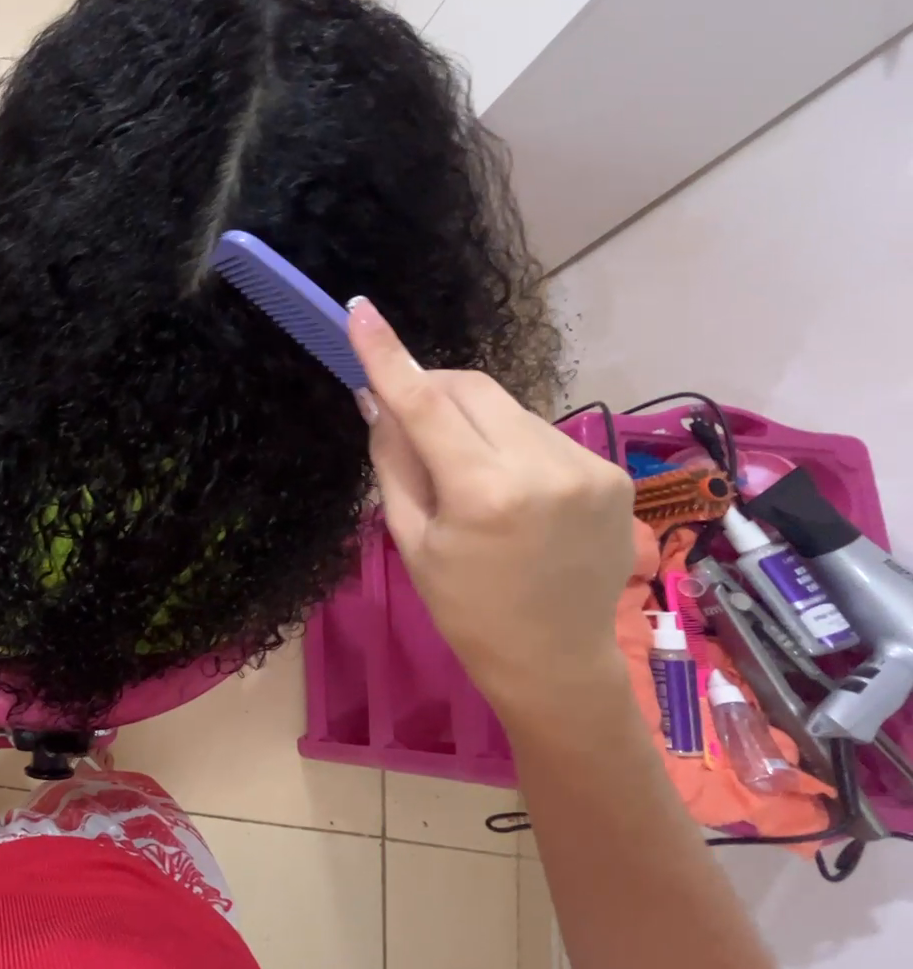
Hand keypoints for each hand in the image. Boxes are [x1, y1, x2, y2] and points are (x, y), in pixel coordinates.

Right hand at [348, 299, 635, 708]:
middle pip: (472, 388)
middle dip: (430, 387)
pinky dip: (502, 439)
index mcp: (486, 492)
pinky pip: (537, 430)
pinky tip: (499, 482)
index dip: (388, 355)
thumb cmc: (462, 606)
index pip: (426, 403)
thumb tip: (378, 400)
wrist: (553, 656)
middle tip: (400, 413)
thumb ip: (394, 461)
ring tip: (457, 469)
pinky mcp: (609, 469)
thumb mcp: (410, 537)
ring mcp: (587, 464)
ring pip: (505, 406)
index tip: (359, 312)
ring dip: (467, 417)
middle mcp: (545, 465)